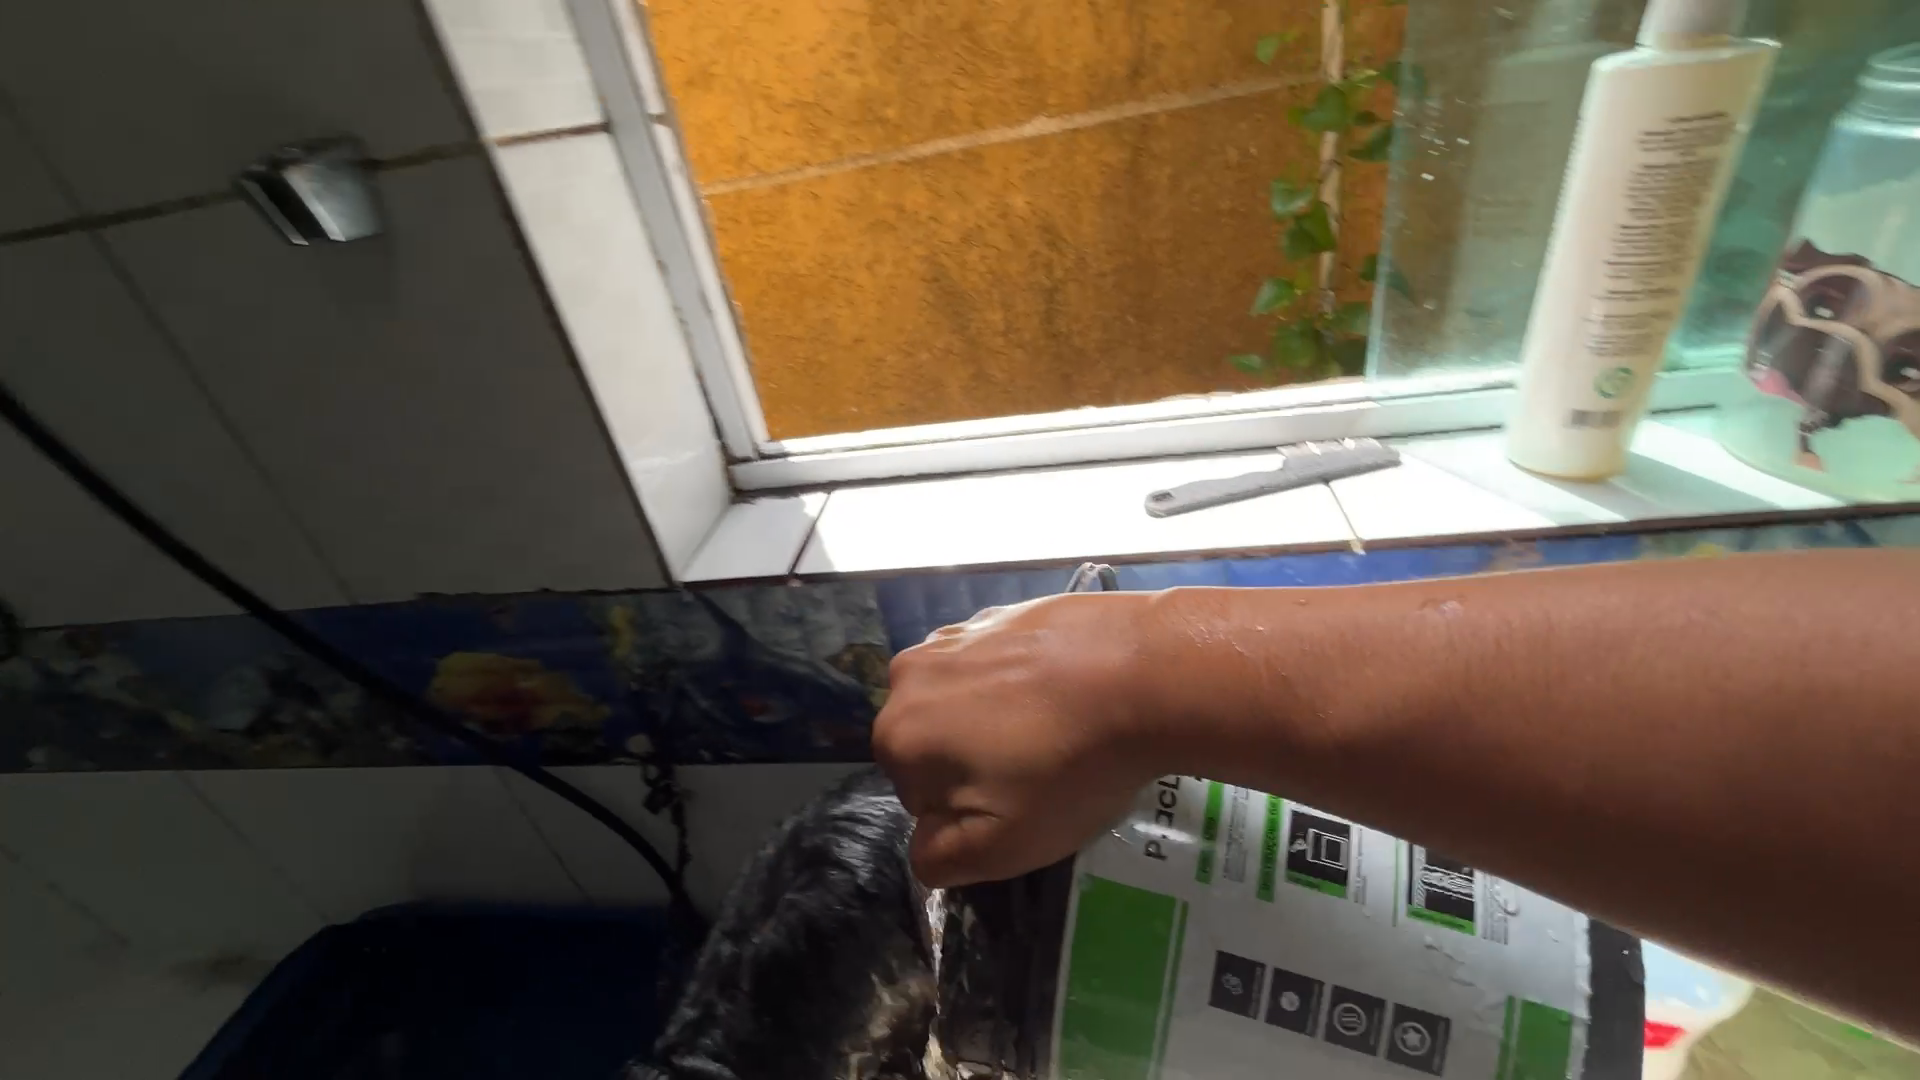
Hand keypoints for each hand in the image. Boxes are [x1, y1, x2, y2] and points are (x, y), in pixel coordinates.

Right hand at [873, 592, 1164, 886]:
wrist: (1142, 672)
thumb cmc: (1068, 767)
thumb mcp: (1002, 847)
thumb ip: (938, 858)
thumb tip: (925, 839)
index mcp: (898, 734)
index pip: (918, 796)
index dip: (968, 809)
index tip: (1018, 801)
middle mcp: (909, 674)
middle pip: (934, 740)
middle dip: (973, 758)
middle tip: (1039, 764)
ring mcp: (955, 633)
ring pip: (961, 698)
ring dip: (993, 715)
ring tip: (1056, 725)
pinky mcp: (997, 610)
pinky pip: (993, 660)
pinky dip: (1017, 677)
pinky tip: (1064, 687)